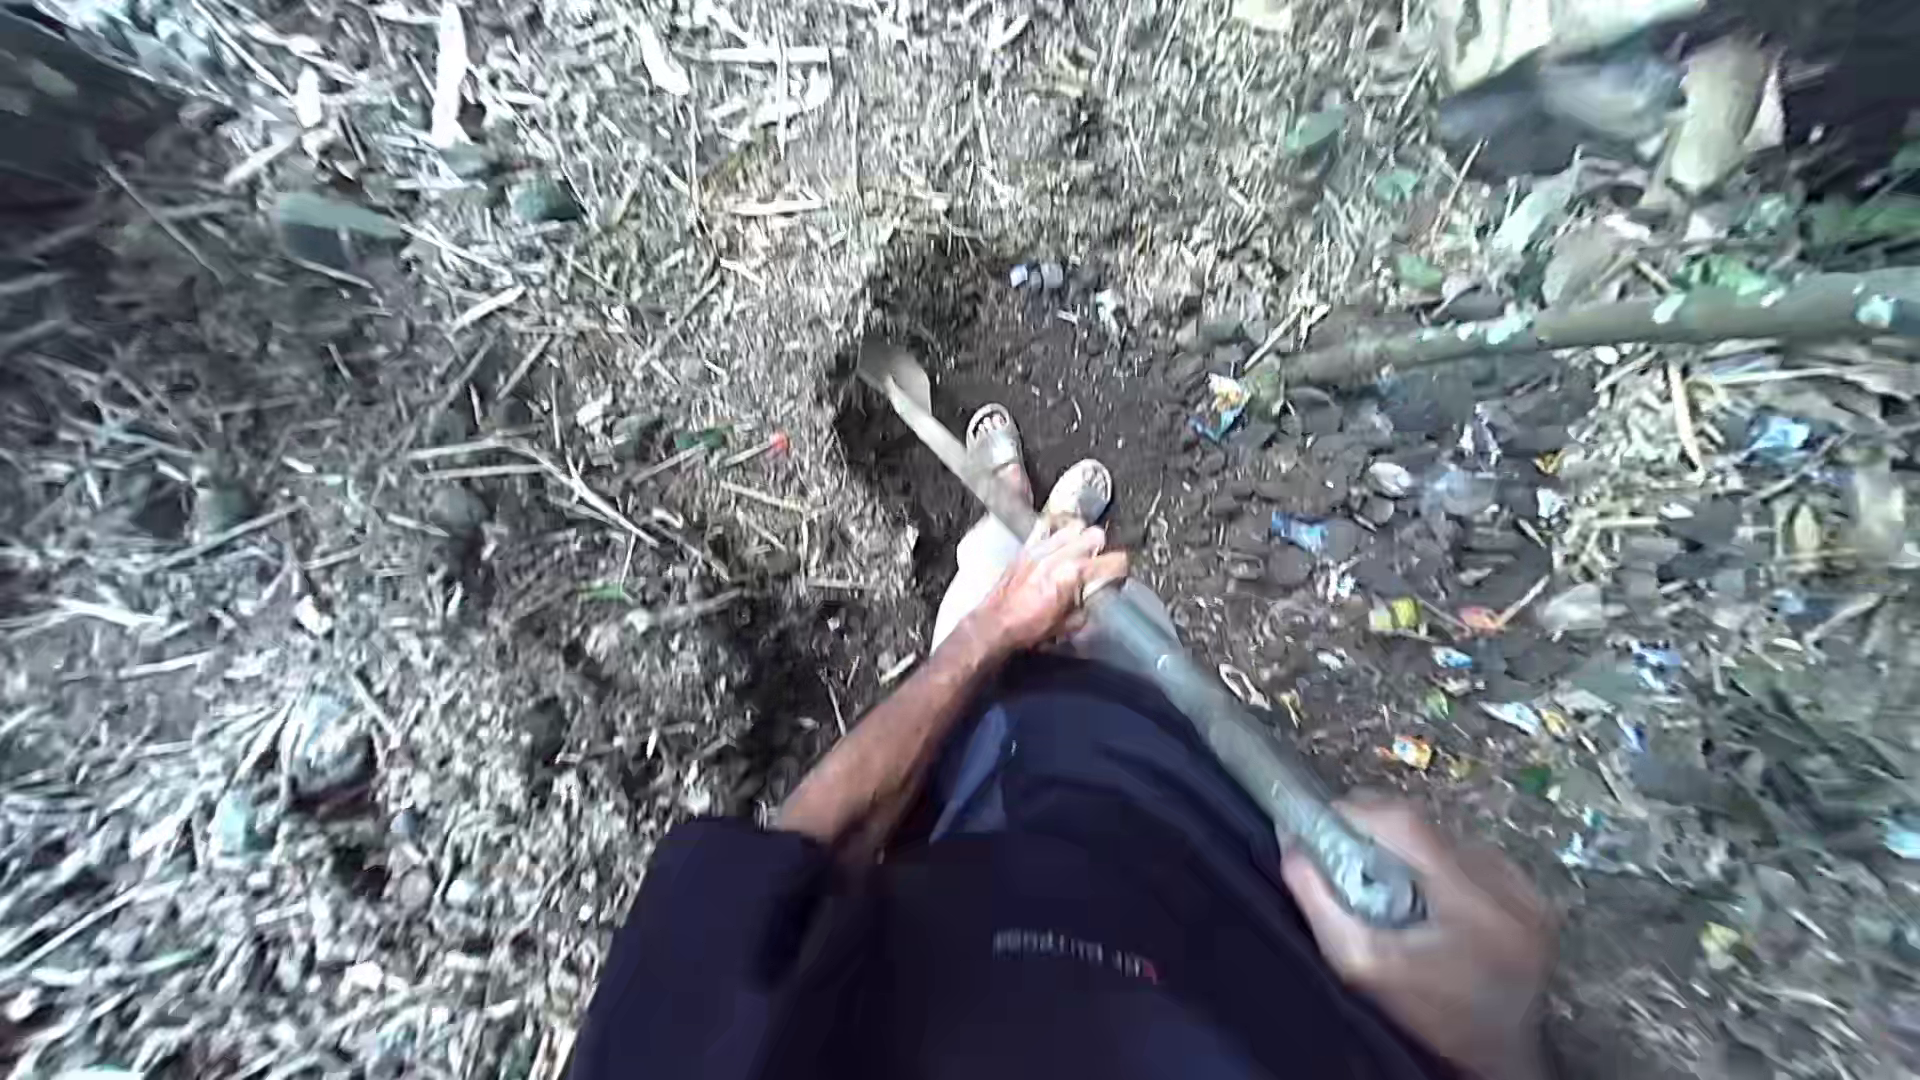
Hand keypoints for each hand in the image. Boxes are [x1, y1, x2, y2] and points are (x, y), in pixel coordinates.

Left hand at [969, 518, 1128, 654]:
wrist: (995, 624)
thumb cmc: (1028, 628)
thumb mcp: (1068, 625)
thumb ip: (1087, 607)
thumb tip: (1096, 596)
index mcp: (1072, 575)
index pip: (1113, 560)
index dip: (1121, 568)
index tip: (1119, 573)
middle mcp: (1057, 556)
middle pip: (1095, 534)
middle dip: (1102, 547)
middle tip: (1098, 562)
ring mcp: (1040, 549)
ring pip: (1073, 527)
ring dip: (1080, 538)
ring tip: (1078, 554)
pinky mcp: (1026, 548)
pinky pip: (1049, 532)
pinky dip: (1058, 539)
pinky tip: (1057, 553)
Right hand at [1282, 800, 1555, 1079]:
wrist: (1493, 1059)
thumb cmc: (1423, 1014)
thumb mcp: (1355, 960)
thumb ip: (1315, 895)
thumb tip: (1289, 837)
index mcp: (1473, 907)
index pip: (1406, 823)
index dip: (1358, 810)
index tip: (1324, 819)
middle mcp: (1508, 890)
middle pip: (1424, 822)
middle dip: (1375, 823)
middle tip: (1346, 845)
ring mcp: (1525, 892)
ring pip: (1442, 831)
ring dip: (1403, 839)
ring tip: (1382, 869)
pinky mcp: (1530, 896)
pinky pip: (1465, 850)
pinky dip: (1432, 854)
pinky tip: (1421, 884)